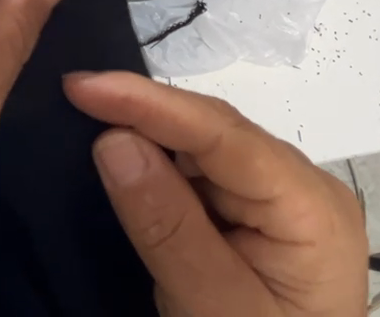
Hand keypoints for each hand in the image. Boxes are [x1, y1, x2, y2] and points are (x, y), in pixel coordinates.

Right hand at [64, 72, 366, 316]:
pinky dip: (151, 161)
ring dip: (140, 132)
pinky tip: (119, 152)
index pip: (220, 133)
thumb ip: (168, 228)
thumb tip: (112, 139)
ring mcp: (275, 195)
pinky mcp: (249, 211)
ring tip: (83, 113)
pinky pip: (192, 168)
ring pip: (194, 143)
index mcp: (308, 205)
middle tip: (70, 94)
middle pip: (207, 129)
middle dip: (139, 110)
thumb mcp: (214, 310)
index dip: (147, 101)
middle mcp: (297, 184)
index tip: (79, 86)